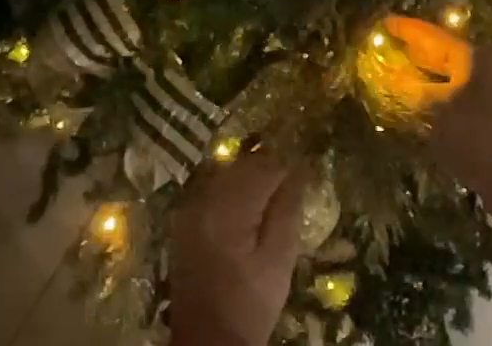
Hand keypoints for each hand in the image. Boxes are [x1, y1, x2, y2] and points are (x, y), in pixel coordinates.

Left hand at [167, 152, 308, 345]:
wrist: (206, 341)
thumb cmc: (249, 306)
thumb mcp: (278, 261)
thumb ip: (287, 210)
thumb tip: (300, 169)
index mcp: (227, 209)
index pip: (263, 166)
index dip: (287, 164)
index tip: (307, 168)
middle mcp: (202, 199)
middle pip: (242, 165)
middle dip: (269, 168)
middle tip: (293, 183)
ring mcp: (188, 208)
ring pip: (227, 174)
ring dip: (251, 178)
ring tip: (273, 197)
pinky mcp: (184, 220)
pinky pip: (213, 190)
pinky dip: (234, 191)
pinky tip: (248, 210)